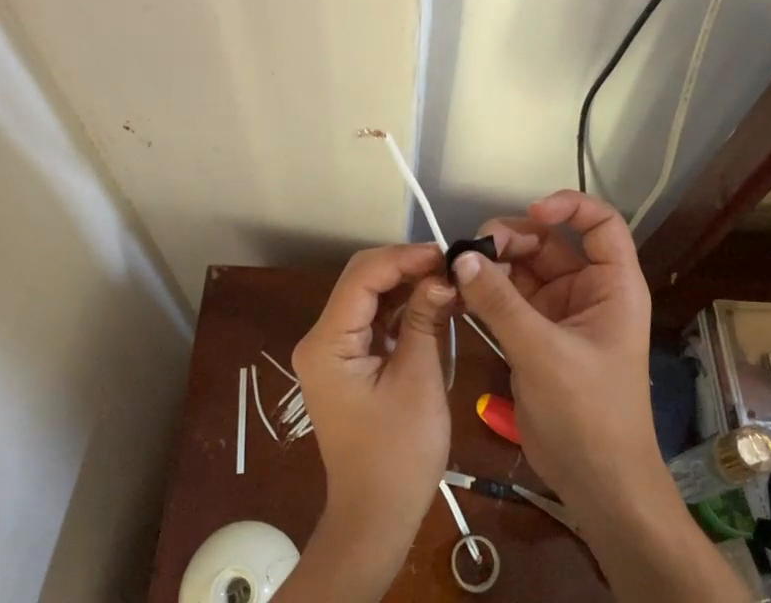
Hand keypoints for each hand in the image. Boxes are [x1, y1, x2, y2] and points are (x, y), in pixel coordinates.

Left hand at [275, 245, 453, 601]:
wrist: (375, 516)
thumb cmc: (399, 454)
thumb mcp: (419, 380)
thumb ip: (425, 320)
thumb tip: (441, 276)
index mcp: (327, 343)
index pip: (362, 277)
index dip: (404, 258)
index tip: (445, 254)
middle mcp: (320, 340)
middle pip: (361, 282)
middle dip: (405, 267)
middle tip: (450, 265)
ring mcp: (331, 352)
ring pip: (368, 299)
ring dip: (406, 287)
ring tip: (448, 280)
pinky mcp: (346, 365)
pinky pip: (372, 323)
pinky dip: (401, 311)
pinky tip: (433, 303)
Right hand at [458, 190, 658, 508]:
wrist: (597, 482)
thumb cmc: (588, 412)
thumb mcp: (543, 352)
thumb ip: (500, 302)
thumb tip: (461, 256)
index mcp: (613, 286)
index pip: (600, 224)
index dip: (569, 207)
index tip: (530, 212)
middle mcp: (588, 292)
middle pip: (550, 243)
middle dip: (513, 239)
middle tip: (472, 251)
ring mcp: (560, 315)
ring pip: (524, 270)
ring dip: (494, 266)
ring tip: (459, 272)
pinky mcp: (536, 337)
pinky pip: (509, 300)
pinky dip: (487, 292)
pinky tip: (460, 293)